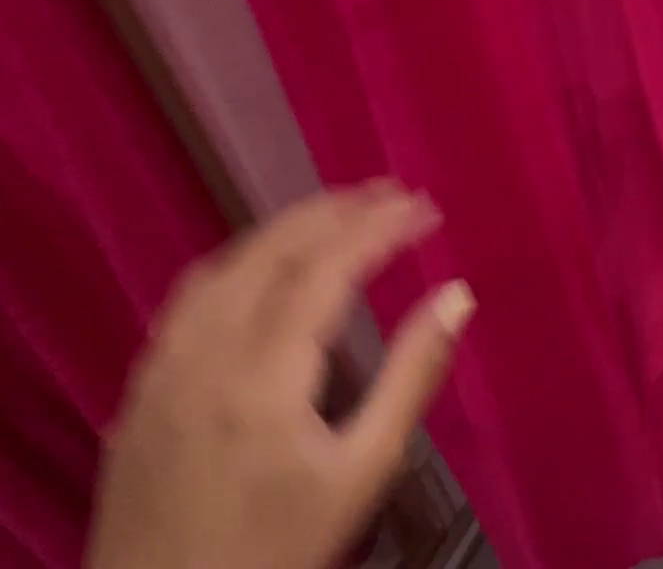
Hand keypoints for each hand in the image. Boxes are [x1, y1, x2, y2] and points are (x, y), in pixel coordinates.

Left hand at [87, 181, 474, 568]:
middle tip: (393, 190)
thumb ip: (413, 375)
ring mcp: (162, 374)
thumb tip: (458, 295)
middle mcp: (203, 360)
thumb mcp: (366, 467)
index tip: (427, 207)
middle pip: (268, 255)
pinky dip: (242, 260)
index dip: (378, 228)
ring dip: (286, 228)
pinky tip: (269, 264)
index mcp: (261, 378)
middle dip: (334, 211)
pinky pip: (190, 301)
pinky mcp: (142, 392)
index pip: (323, 271)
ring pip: (221, 269)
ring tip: (341, 210)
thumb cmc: (281, 540)